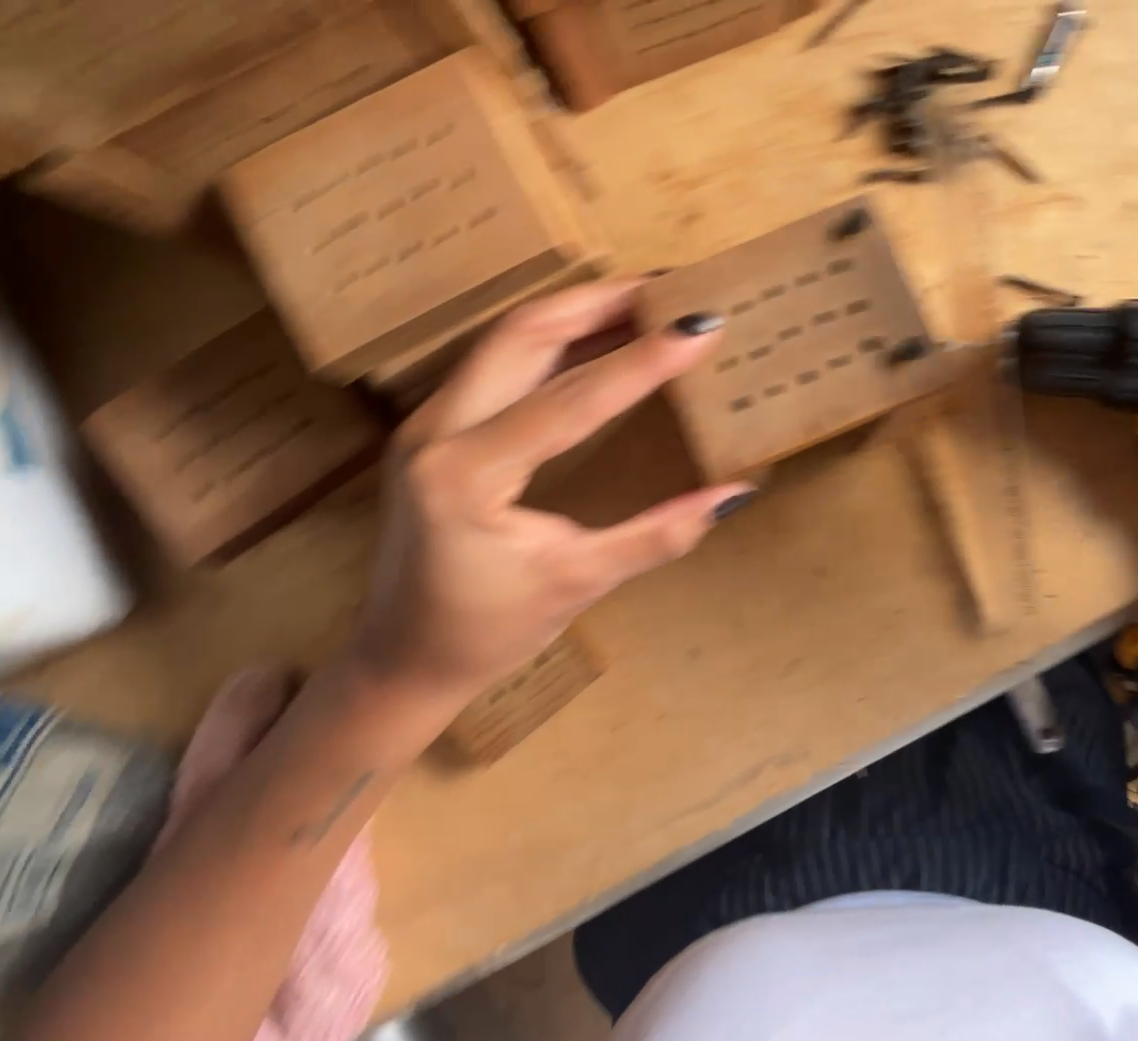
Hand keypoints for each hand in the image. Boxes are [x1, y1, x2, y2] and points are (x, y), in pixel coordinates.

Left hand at [347, 280, 750, 717]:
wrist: (403, 657)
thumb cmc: (488, 630)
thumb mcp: (580, 582)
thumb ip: (658, 535)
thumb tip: (735, 494)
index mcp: (468, 475)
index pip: (570, 399)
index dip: (642, 362)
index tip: (700, 327)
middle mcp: (437, 431)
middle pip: (522, 335)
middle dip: (599, 302)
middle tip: (667, 286)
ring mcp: (428, 423)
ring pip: (504, 340)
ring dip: (574, 313)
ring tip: (639, 299)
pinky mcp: (436, 429)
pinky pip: (496, 364)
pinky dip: (552, 341)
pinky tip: (594, 338)